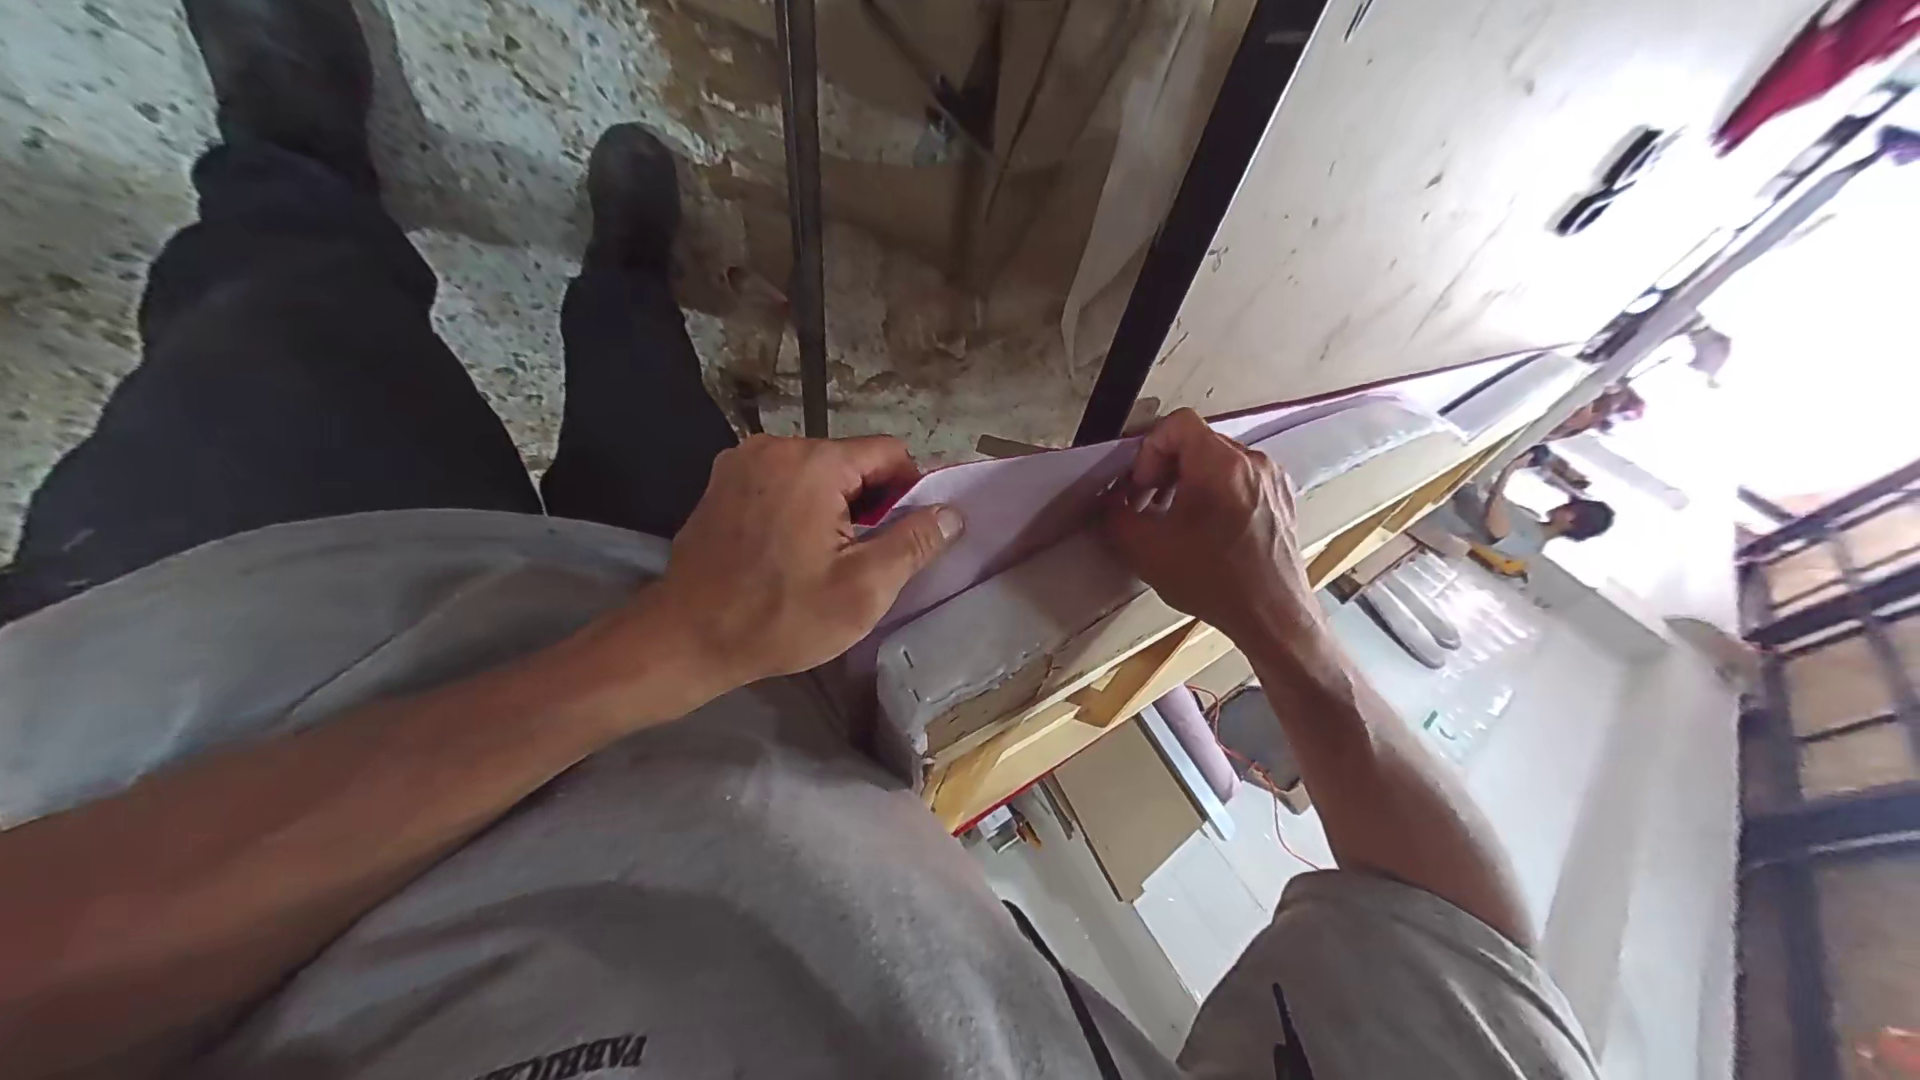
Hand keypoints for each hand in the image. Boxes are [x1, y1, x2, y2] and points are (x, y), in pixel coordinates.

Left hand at [650, 434, 962, 686]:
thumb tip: (952, 512)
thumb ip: (915, 542)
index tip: (902, 537)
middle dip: (869, 503)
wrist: (684, 640)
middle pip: (852, 460)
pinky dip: (800, 506)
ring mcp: (741, 461)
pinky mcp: (722, 482)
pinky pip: (783, 481)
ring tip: (824, 558)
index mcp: (814, 463)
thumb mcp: (863, 587)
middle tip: (861, 558)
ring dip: (835, 506)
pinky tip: (790, 550)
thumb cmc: (780, 617)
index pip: (889, 453)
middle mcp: (775, 446)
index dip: (909, 492)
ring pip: (818, 472)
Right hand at [1102, 409, 1320, 651]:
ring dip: (1187, 480)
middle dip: (1164, 467)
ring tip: (1174, 517)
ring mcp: (1271, 480)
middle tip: (1148, 501)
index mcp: (1220, 465)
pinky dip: (1214, 492)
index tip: (1142, 484)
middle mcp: (1251, 463)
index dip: (1148, 451)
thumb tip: (1110, 503)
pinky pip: (1239, 478)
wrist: (1271, 615)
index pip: (1177, 424)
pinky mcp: (1280, 499)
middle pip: (1196, 441)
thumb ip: (1115, 516)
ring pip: (1217, 460)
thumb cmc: (1217, 582)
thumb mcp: (1146, 550)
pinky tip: (1203, 529)